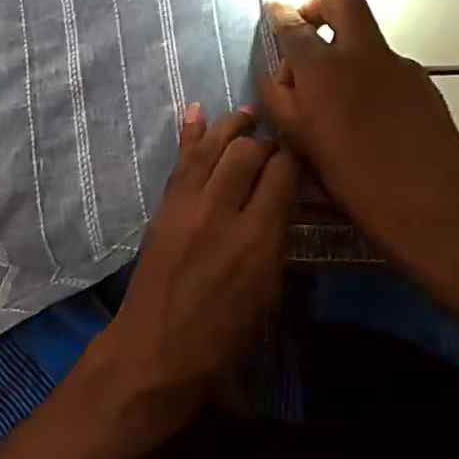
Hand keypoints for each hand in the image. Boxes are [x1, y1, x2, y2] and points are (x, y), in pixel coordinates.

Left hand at [80, 107, 300, 441]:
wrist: (157, 346)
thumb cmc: (222, 335)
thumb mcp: (267, 294)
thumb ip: (275, 241)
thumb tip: (280, 202)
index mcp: (257, 240)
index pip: (282, 176)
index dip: (294, 158)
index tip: (301, 153)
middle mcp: (221, 211)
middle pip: (246, 153)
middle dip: (264, 141)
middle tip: (274, 143)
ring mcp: (186, 204)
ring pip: (211, 148)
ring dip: (230, 127)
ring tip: (247, 114)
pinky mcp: (163, 205)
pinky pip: (180, 161)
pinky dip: (190, 134)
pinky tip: (197, 112)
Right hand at [256, 0, 458, 361]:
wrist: (432, 206)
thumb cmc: (351, 177)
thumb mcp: (297, 139)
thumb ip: (279, 97)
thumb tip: (279, 73)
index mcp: (323, 68)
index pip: (294, 24)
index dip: (280, 15)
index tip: (274, 11)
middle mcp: (362, 55)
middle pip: (343, 0)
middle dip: (321, 5)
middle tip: (309, 29)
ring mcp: (399, 66)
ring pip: (366, 38)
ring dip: (345, 49)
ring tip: (334, 98)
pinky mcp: (422, 84)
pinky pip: (386, 66)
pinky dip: (368, 76)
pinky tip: (365, 117)